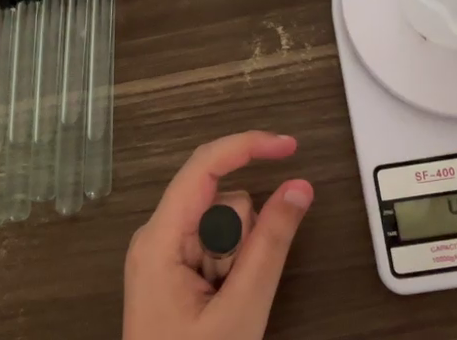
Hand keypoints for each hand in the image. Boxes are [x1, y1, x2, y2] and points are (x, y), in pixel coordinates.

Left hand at [123, 132, 313, 339]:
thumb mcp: (240, 310)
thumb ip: (272, 244)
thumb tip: (299, 187)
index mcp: (159, 237)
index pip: (205, 165)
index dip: (248, 145)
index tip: (290, 146)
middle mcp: (157, 235)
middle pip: (221, 198)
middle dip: (244, 234)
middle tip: (237, 287)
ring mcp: (165, 252)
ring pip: (226, 222)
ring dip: (240, 256)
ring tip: (226, 302)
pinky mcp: (175, 268)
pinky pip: (219, 246)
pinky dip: (232, 267)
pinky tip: (221, 302)